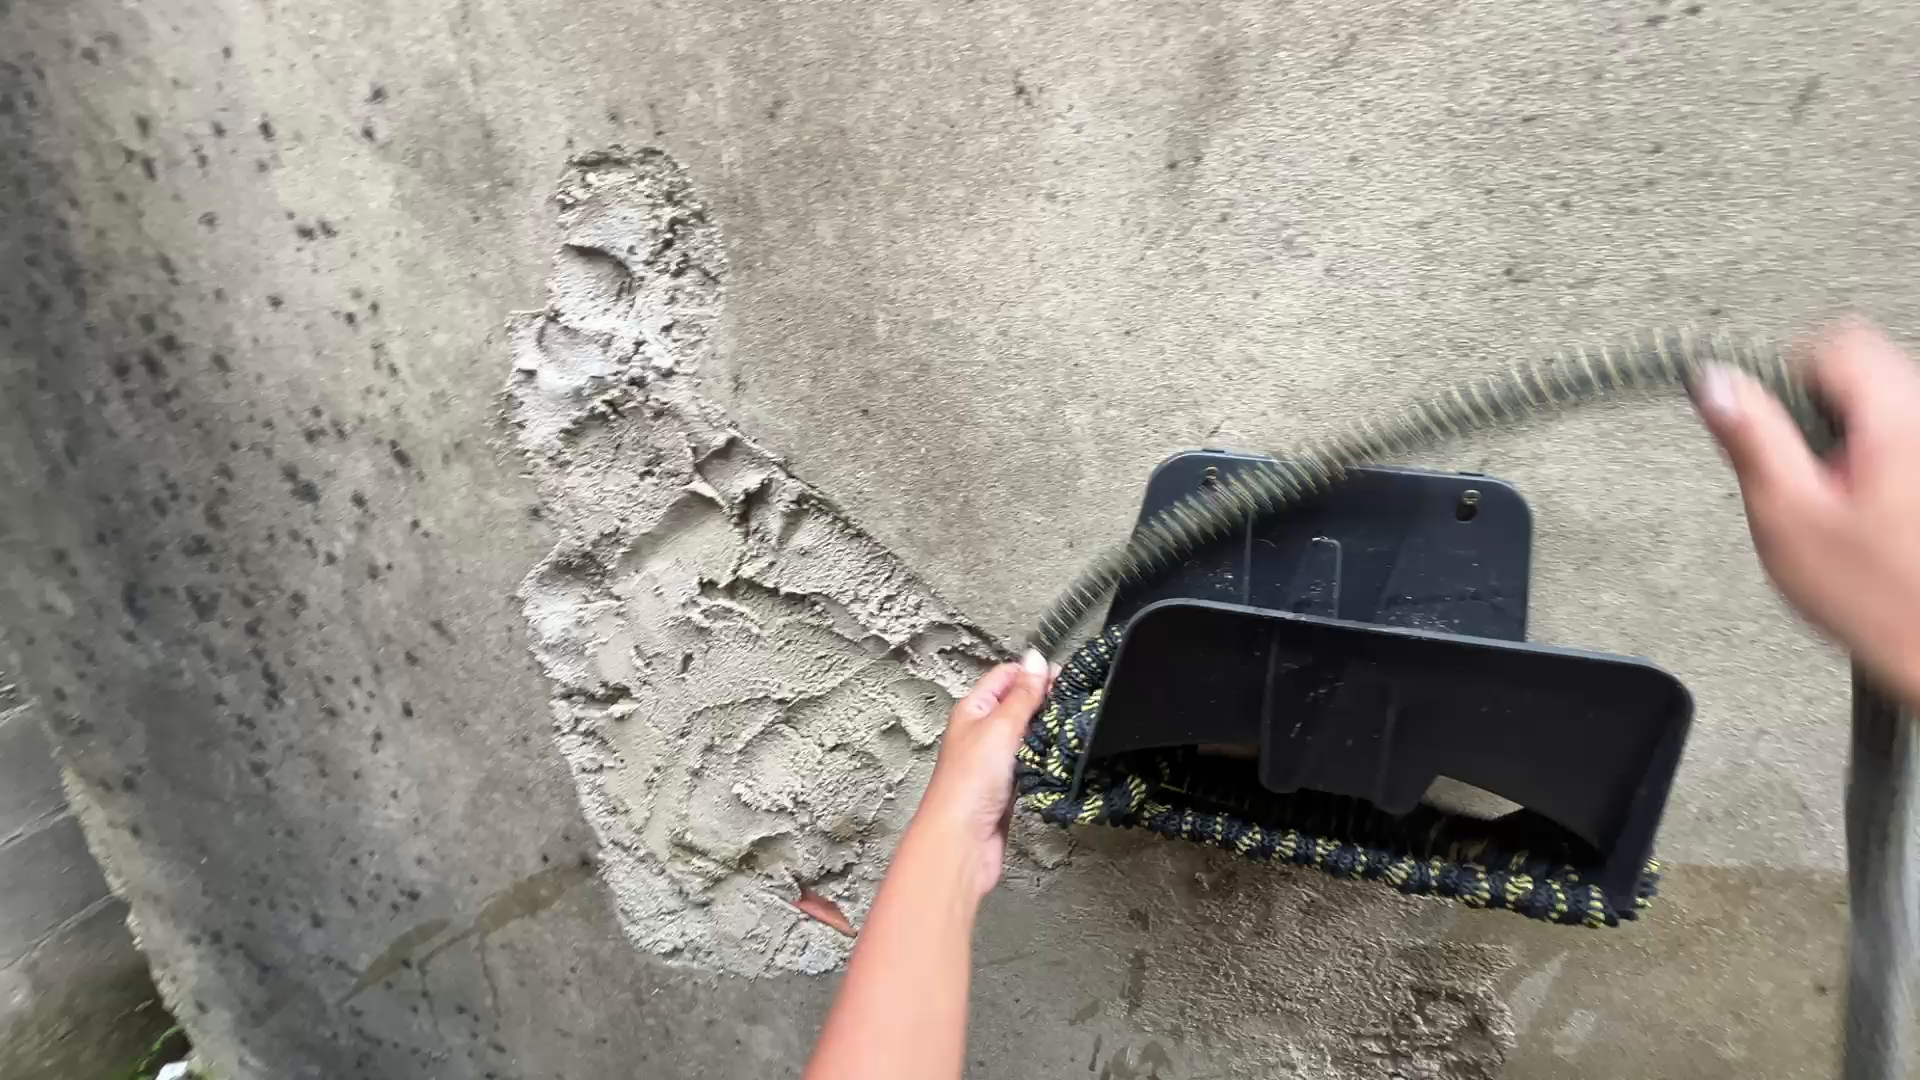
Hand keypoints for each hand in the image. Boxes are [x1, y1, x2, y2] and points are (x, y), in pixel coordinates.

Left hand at [909, 651, 1053, 899]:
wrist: (962, 841)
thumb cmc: (968, 784)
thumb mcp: (1000, 727)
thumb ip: (1022, 694)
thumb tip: (1036, 659)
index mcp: (973, 709)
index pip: (1005, 676)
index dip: (1033, 672)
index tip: (1065, 675)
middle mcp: (982, 731)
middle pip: (1018, 704)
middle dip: (1045, 700)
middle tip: (1075, 700)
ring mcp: (995, 760)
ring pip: (1027, 734)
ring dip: (1047, 730)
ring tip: (1075, 724)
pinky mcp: (1008, 786)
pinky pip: (1031, 762)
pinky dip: (1045, 757)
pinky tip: (1063, 755)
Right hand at [1693, 319, 1919, 704]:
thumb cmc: (1870, 590)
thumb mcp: (1783, 510)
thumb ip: (1751, 436)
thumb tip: (1715, 382)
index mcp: (1900, 424)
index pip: (1838, 345)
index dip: (1788, 375)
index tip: (1769, 417)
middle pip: (1868, 373)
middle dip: (1820, 416)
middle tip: (1804, 473)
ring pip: (1889, 408)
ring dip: (1851, 442)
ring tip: (1842, 498)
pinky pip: (1903, 441)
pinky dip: (1879, 463)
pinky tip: (1872, 508)